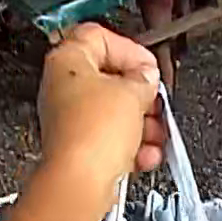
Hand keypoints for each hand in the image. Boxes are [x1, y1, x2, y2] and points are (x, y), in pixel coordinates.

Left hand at [37, 23, 167, 187]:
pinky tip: (146, 155)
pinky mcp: (83, 151)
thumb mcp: (131, 94)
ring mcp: (73, 122)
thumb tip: (148, 78)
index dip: (131, 51)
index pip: (101, 38)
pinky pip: (113, 142)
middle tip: (156, 103)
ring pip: (115, 115)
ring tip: (156, 134)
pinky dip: (133, 147)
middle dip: (141, 95)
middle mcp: (65, 89)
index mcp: (68, 61)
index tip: (150, 68)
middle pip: (111, 81)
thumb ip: (143, 80)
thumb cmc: (93, 135)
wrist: (82, 182)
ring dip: (142, 125)